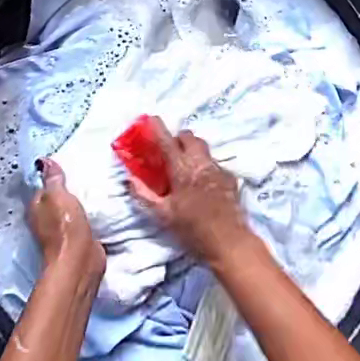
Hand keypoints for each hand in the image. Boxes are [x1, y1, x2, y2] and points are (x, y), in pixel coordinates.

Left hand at [29, 159, 104, 279]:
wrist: (80, 260)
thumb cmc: (65, 225)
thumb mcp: (58, 195)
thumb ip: (52, 178)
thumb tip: (42, 161)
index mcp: (36, 207)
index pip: (42, 186)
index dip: (53, 176)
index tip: (68, 165)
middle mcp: (44, 219)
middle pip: (56, 199)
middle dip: (68, 189)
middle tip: (84, 174)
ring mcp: (61, 231)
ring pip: (69, 210)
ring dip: (79, 202)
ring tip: (94, 187)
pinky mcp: (77, 239)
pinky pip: (82, 220)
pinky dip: (88, 214)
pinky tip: (99, 206)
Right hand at [126, 129, 256, 266]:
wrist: (229, 242)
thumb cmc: (192, 229)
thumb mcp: (163, 215)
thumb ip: (144, 194)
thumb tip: (129, 179)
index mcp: (181, 169)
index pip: (166, 141)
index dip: (157, 128)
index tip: (151, 119)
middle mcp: (200, 162)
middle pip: (189, 136)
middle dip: (178, 138)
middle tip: (170, 150)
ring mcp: (217, 168)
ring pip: (203, 147)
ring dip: (192, 149)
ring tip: (186, 164)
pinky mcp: (230, 178)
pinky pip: (214, 163)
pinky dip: (205, 165)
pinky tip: (203, 182)